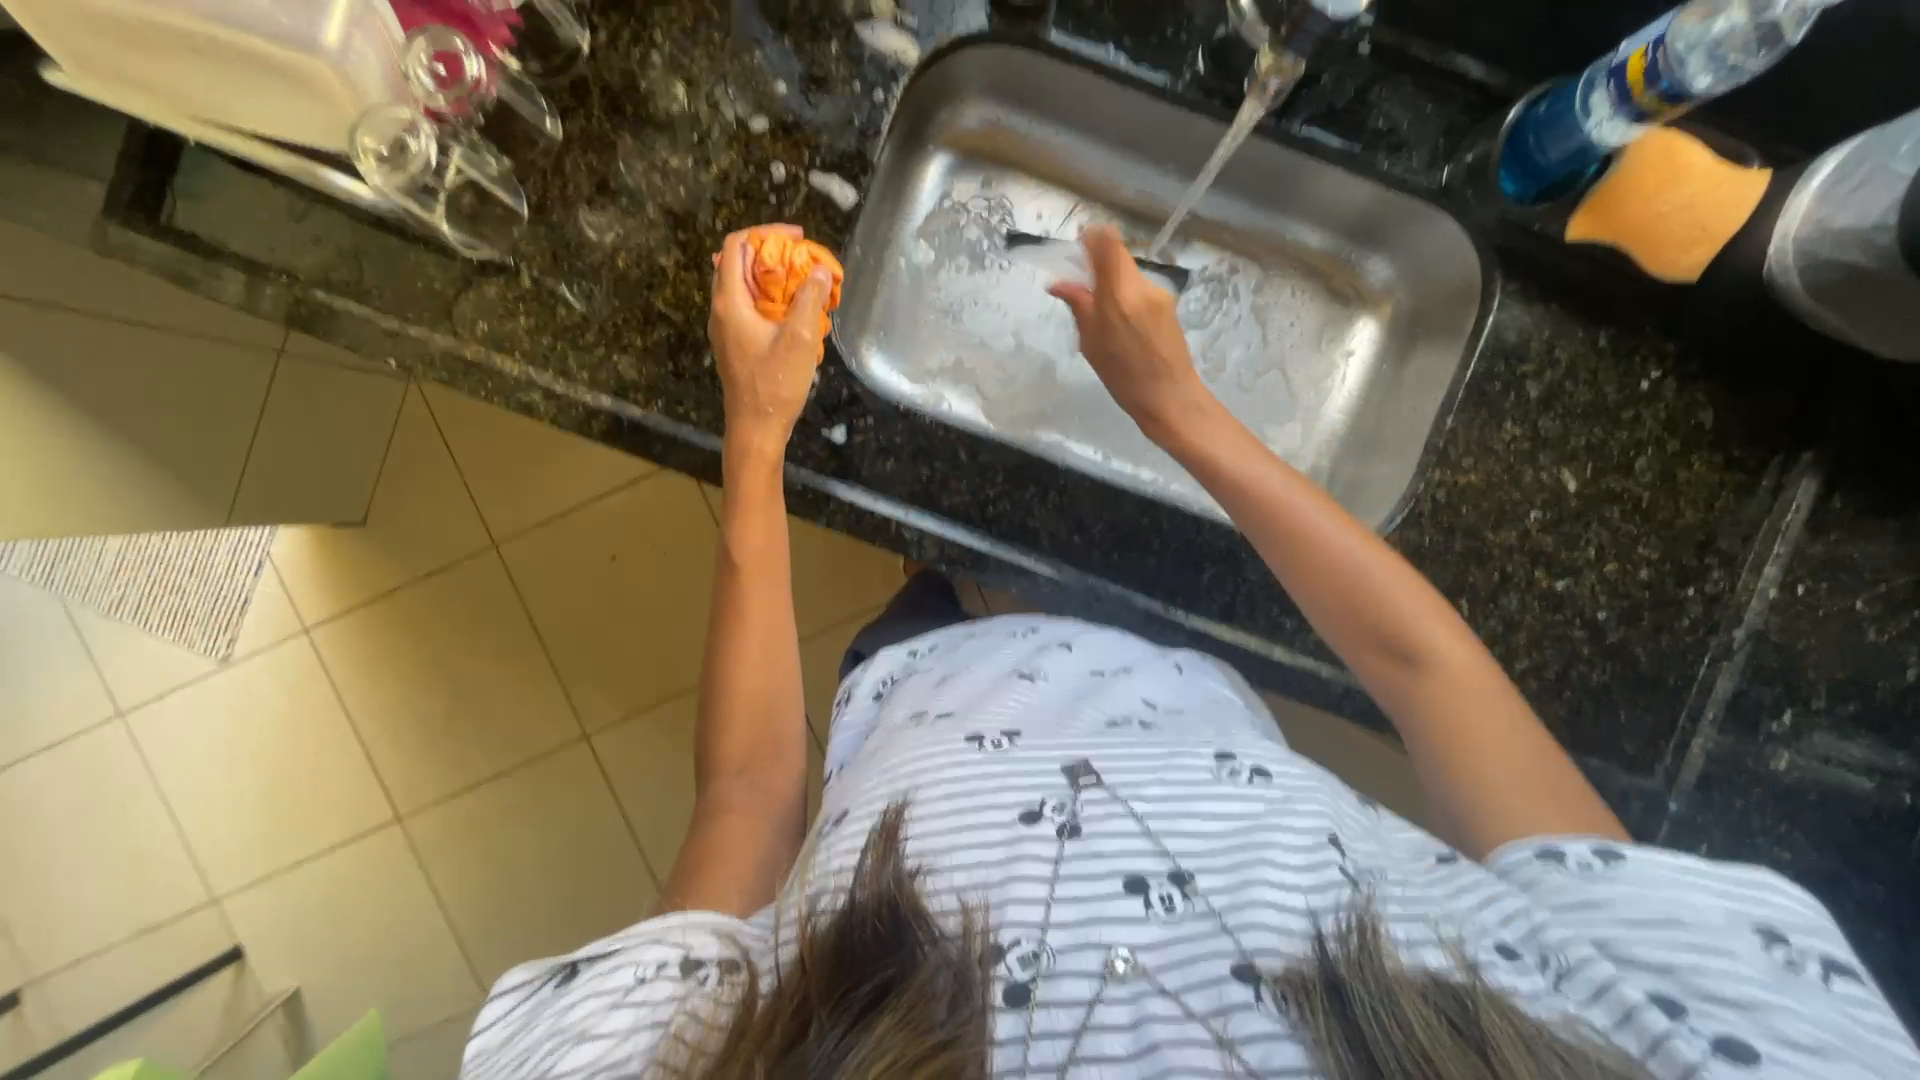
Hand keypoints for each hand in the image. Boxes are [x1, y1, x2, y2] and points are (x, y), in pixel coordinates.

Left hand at [707, 224, 836, 455]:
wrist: (756, 429)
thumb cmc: (775, 385)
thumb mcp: (799, 339)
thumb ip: (809, 299)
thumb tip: (818, 270)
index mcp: (729, 303)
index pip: (736, 246)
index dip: (766, 233)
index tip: (797, 238)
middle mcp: (721, 311)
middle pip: (737, 263)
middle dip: (770, 254)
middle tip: (802, 259)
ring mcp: (726, 329)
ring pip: (743, 287)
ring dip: (771, 278)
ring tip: (802, 283)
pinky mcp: (735, 345)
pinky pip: (748, 308)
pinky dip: (769, 299)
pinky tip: (795, 313)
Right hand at [1048, 225, 1218, 443]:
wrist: (1170, 398)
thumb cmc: (1124, 378)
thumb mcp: (1092, 344)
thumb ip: (1079, 306)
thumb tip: (1061, 283)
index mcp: (1119, 294)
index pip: (1107, 242)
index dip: (1091, 238)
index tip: (1076, 251)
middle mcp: (1142, 286)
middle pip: (1117, 258)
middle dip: (1097, 267)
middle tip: (1081, 291)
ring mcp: (1159, 294)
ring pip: (1128, 275)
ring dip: (1111, 285)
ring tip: (1101, 319)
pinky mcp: (1168, 305)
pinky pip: (1139, 290)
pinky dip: (1125, 298)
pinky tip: (1122, 328)